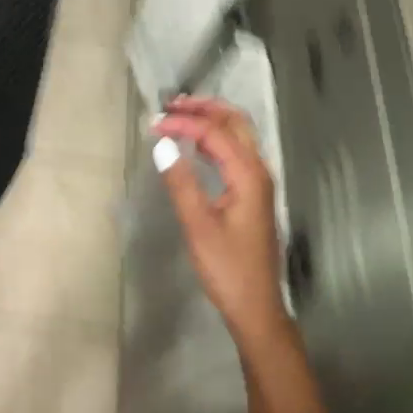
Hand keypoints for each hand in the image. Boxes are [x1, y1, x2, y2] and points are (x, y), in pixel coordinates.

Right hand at [152, 96, 287, 339]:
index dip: (183, 123)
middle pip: (235, 121)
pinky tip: (195, 146)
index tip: (153, 124)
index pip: (214, 132)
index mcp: (248, 174)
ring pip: (239, 134)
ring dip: (211, 120)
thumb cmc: (227, 268)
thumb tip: (161, 144)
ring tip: (179, 117)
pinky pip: (237, 150)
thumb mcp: (198, 226)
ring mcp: (259, 181)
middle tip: (171, 105)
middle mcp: (259, 170)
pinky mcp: (254, 193)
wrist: (256, 307)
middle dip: (204, 108)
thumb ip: (180, 182)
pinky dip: (216, 138)